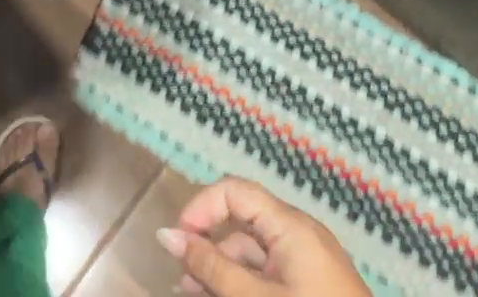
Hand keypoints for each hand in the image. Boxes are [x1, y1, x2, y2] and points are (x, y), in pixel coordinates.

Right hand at [157, 178, 370, 296]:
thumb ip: (210, 267)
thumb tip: (164, 234)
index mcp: (291, 227)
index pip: (233, 191)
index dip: (200, 209)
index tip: (179, 243)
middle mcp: (300, 237)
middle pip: (240, 225)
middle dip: (207, 249)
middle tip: (181, 281)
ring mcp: (308, 266)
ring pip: (252, 256)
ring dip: (220, 273)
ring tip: (191, 295)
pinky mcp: (312, 290)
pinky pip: (268, 277)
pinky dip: (242, 286)